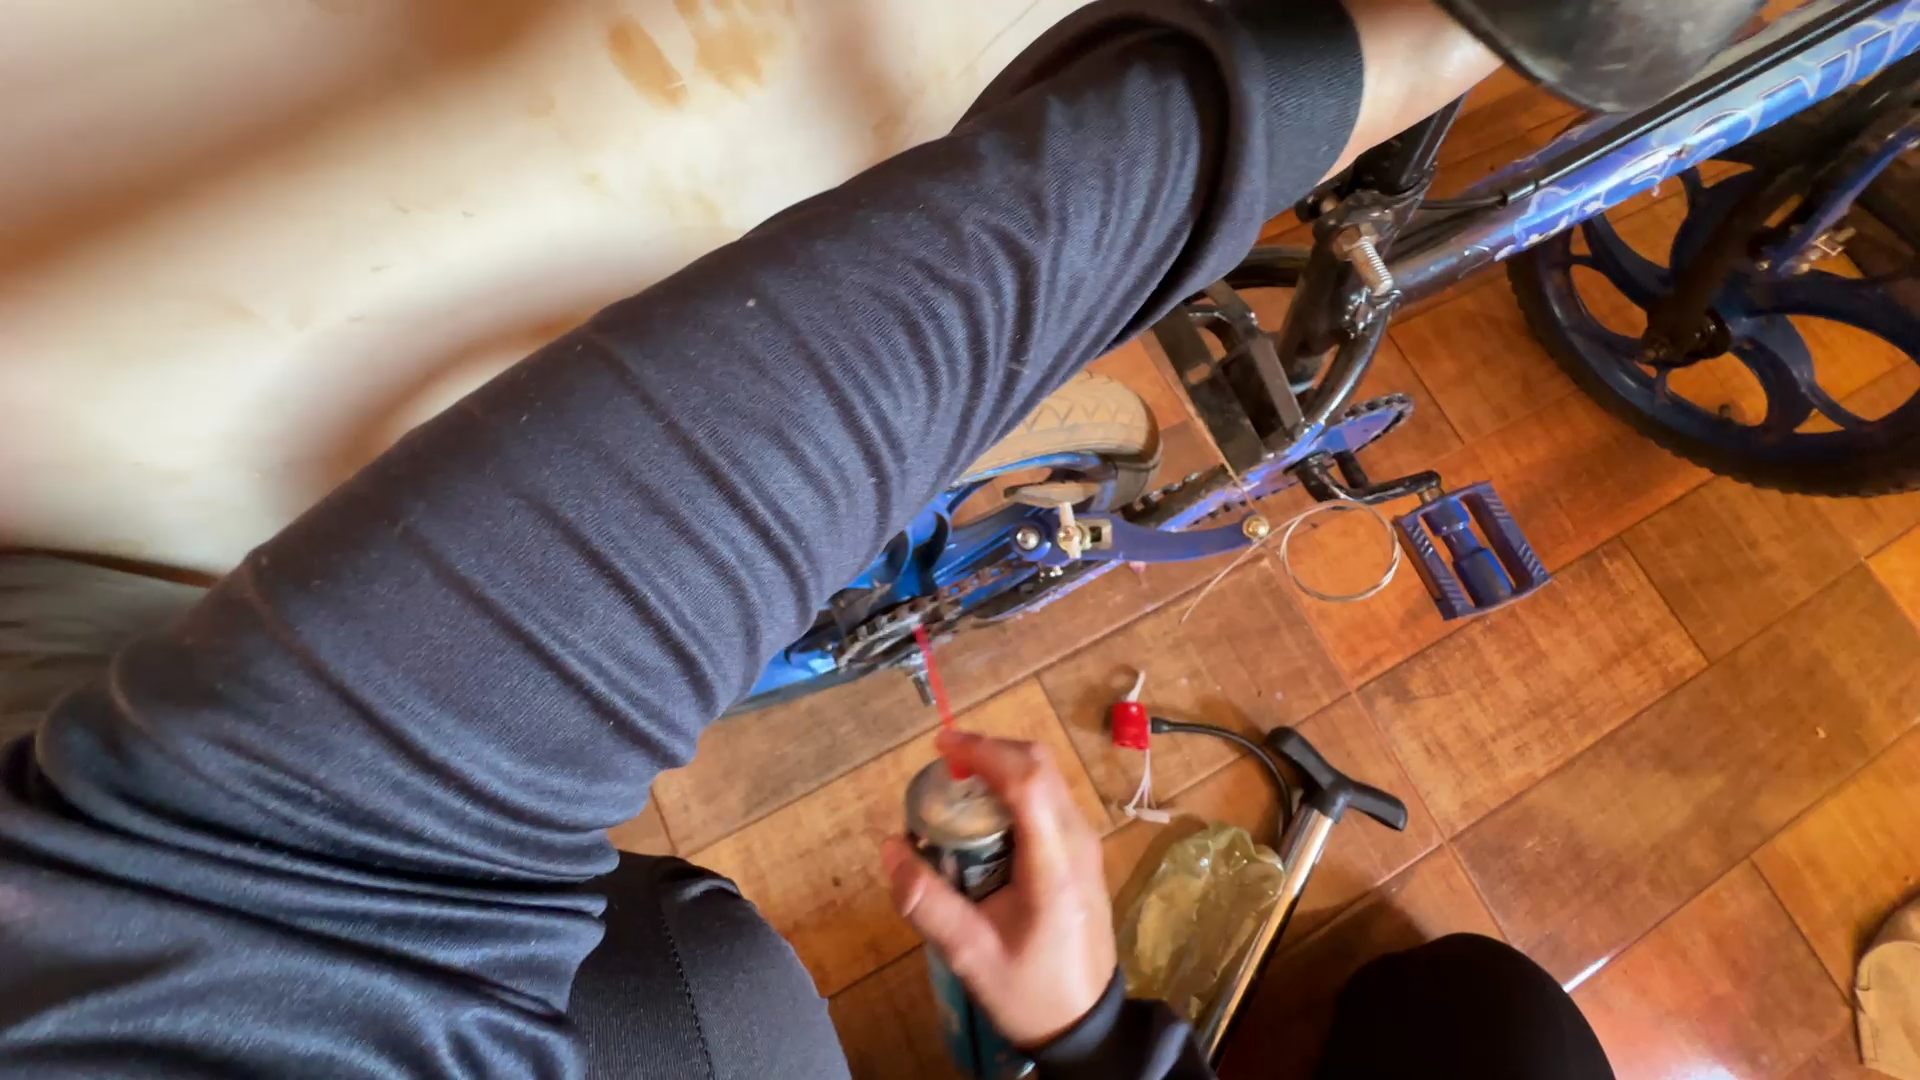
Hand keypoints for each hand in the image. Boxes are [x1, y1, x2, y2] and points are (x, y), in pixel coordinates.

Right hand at [880, 730, 1115, 1047]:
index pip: (1028, 781)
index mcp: (1054, 863)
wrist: (1087, 1023)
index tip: (943, 746)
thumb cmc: (1030, 990)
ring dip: (1003, 763)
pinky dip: (1016, 782)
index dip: (985, 752)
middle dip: (990, 749)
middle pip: (1040, 765)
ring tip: (960, 777)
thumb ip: (928, 902)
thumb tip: (891, 848)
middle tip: (945, 760)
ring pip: (1047, 774)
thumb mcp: (971, 955)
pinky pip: (1050, 793)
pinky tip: (987, 804)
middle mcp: (1077, 839)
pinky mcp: (1083, 847)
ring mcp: (1085, 840)